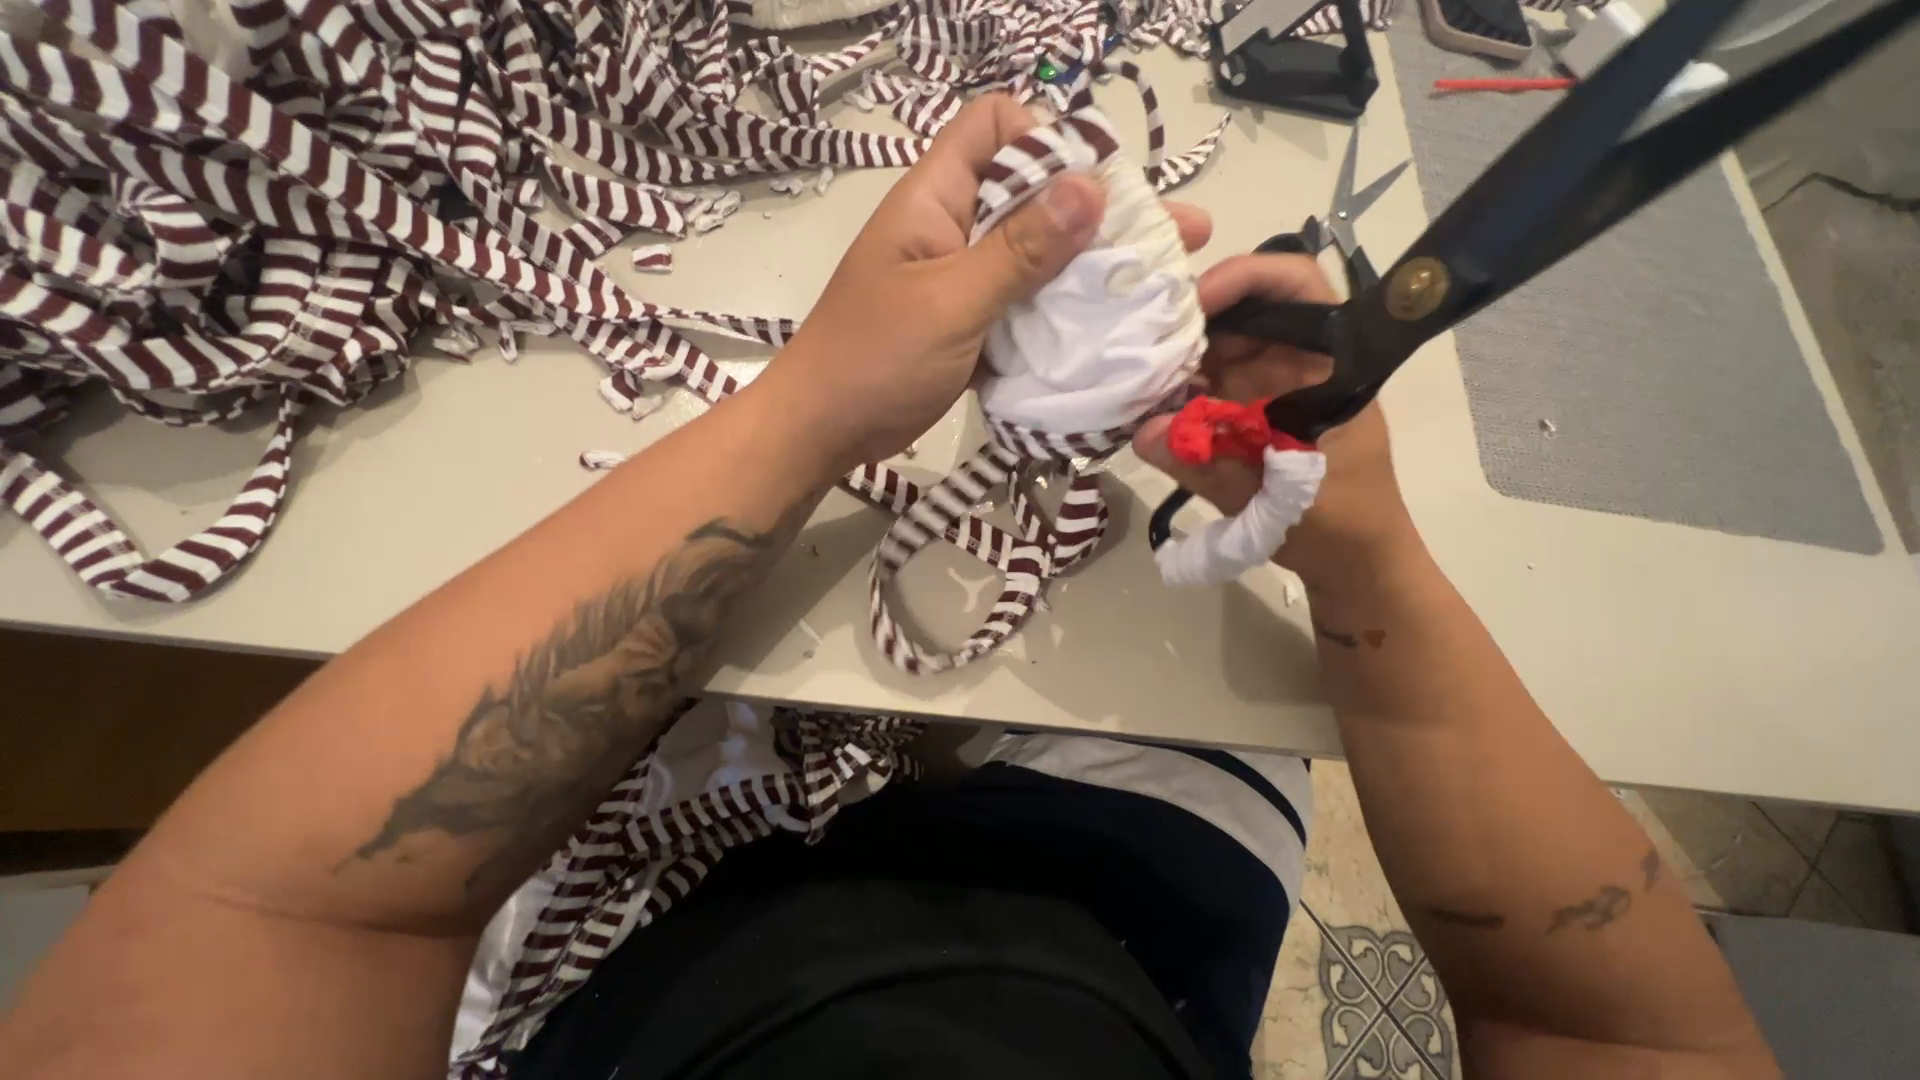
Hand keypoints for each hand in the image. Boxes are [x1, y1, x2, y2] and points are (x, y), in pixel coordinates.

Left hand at [766, 94, 1210, 473]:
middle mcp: (953, 228)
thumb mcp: (951, 301)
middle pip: (1031, 193)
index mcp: (935, 199)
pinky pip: (1024, 304)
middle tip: (1172, 231)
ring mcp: (962, 280)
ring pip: (1034, 255)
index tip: (1095, 184)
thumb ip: (1018, 249)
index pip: (993, 127)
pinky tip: (1110, 325)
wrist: (824, 430)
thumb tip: (1090, 187)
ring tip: (1158, 281)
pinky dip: (1061, 311)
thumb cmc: (875, 359)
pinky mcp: (971, 325)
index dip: (1046, 138)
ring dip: (1088, 267)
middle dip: (1096, 210)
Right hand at [1131, 254, 1416, 588]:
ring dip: (1173, 355)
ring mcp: (1265, 387)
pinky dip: (1171, 389)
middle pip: (1240, 311)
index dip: (1247, 276)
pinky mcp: (1242, 412)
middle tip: (1138, 339)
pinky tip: (1139, 400)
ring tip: (1129, 370)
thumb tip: (1144, 432)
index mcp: (1327, 366)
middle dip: (1189, 318)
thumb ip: (1213, 467)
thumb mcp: (1278, 500)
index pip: (1296, 288)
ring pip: (1214, 346)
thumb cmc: (1341, 524)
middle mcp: (1294, 363)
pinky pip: (1201, 385)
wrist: (1352, 562)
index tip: (1196, 302)